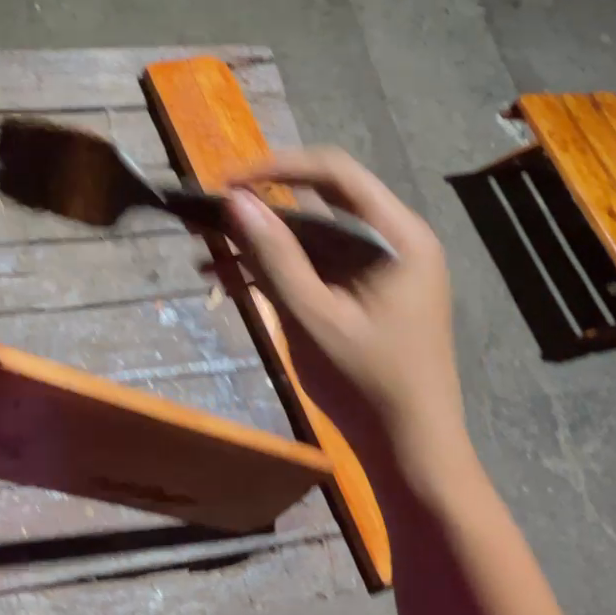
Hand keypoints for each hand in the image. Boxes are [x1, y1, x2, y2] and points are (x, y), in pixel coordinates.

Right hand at [224, 151, 463, 461]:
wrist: (409, 446)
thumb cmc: (368, 381)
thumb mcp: (313, 316)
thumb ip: (274, 257)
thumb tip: (234, 203)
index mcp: (397, 236)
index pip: (334, 174)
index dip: (276, 168)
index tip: (225, 185)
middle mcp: (391, 242)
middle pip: (318, 207)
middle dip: (259, 215)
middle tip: (206, 224)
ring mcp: (376, 270)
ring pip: (309, 240)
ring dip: (260, 247)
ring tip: (206, 260)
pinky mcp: (361, 295)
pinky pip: (313, 270)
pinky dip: (275, 273)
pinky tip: (230, 282)